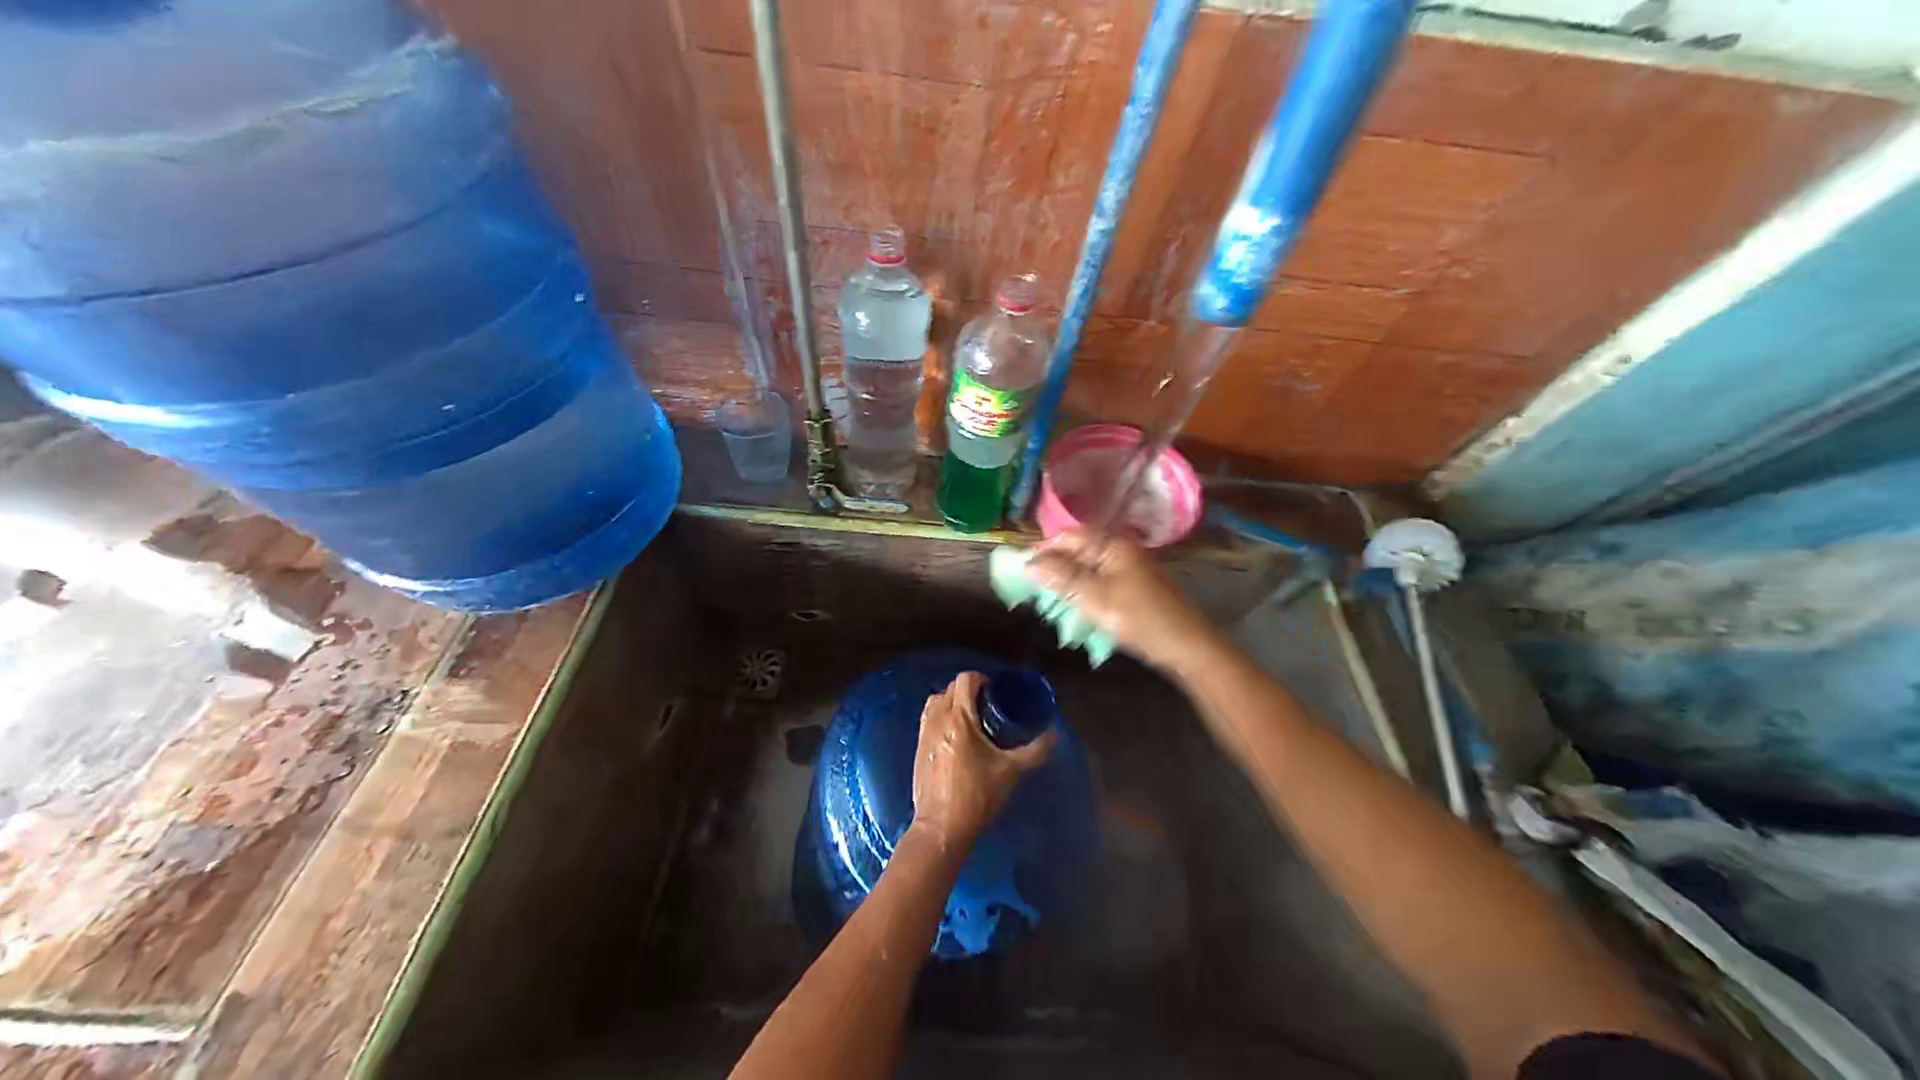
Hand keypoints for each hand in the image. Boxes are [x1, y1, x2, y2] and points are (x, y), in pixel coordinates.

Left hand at [911, 672, 1056, 851]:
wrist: (941, 827)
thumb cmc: (977, 796)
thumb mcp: (1011, 772)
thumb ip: (1035, 751)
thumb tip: (1054, 735)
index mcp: (959, 719)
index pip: (965, 680)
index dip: (982, 679)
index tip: (996, 691)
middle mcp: (937, 720)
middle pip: (950, 688)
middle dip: (969, 690)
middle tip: (989, 705)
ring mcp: (923, 733)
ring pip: (935, 701)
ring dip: (952, 701)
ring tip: (972, 718)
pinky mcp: (917, 748)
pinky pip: (928, 719)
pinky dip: (941, 717)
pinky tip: (957, 737)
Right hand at [1025, 530, 1224, 674]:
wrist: (1187, 645)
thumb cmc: (1139, 618)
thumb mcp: (1095, 598)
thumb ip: (1062, 578)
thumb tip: (1029, 563)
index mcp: (1112, 545)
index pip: (1068, 536)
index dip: (1043, 549)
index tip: (1021, 569)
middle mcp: (1121, 550)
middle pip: (1078, 550)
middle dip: (1054, 566)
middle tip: (1032, 588)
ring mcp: (1130, 568)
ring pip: (1089, 567)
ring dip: (1068, 581)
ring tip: (1050, 599)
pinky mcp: (1135, 587)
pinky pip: (1101, 581)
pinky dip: (1084, 590)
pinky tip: (1076, 607)